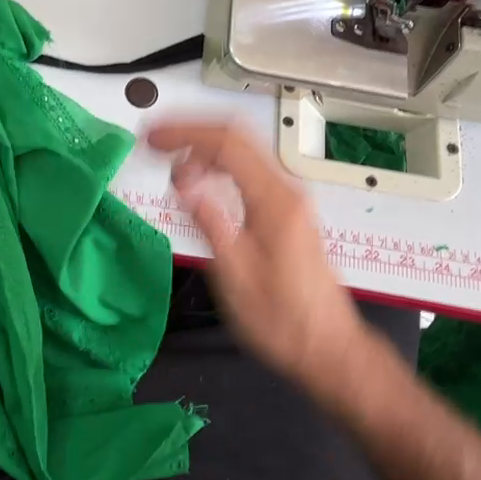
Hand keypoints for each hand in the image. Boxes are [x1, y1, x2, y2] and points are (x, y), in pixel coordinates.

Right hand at [146, 119, 372, 392]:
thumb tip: (185, 185)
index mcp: (275, 201)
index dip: (184, 134)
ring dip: (202, 147)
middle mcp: (286, 191)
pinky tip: (198, 181)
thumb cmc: (283, 321)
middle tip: (154, 142)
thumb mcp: (237, 279)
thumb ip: (211, 225)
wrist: (329, 348)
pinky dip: (217, 163)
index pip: (227, 143)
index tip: (152, 139)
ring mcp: (289, 198)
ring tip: (170, 163)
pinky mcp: (286, 209)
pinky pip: (248, 168)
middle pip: (237, 135)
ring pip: (243, 149)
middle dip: (191, 131)